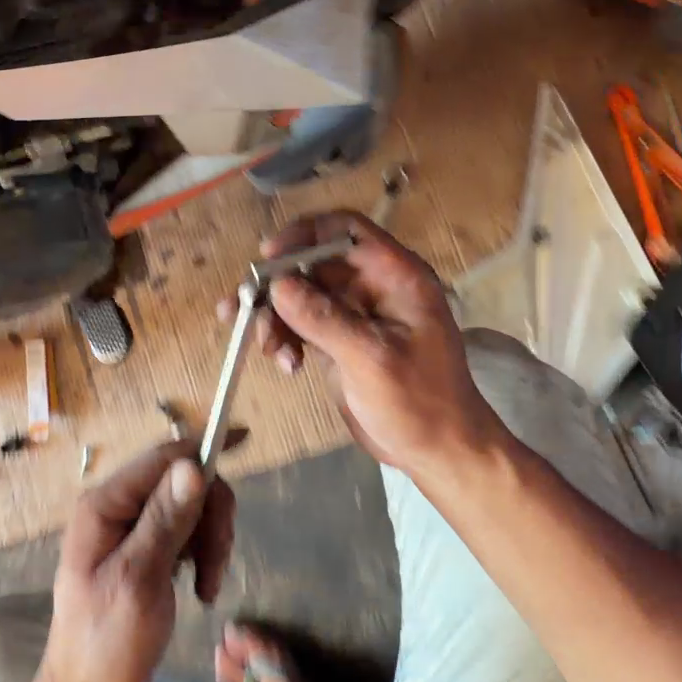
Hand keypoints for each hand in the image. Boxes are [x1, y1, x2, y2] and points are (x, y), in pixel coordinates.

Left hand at [36, 442, 236, 681]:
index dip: (202, 447)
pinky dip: (204, 553)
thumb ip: (165, 522)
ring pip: (192, 506)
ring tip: (207, 585)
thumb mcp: (138, 581)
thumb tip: (192, 466)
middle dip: (211, 517)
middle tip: (216, 564)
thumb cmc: (106, 641)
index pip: (162, 459)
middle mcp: (117, 506)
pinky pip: (188, 529)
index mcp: (105, 505)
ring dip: (211, 541)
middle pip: (183, 481)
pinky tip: (200, 586)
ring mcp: (131, 526)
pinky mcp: (146, 545)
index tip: (242, 438)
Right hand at [241, 210, 507, 474]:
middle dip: (276, 284)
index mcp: (395, 275)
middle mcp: (373, 287)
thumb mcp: (372, 358)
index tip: (268, 256)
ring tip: (267, 349)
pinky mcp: (339, 342)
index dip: (305, 234)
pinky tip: (286, 365)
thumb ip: (324, 319)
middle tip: (243, 307)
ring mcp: (355, 315)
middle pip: (312, 264)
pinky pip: (301, 325)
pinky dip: (285, 339)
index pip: (345, 230)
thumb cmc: (420, 401)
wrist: (438, 451)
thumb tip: (278, 285)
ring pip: (300, 296)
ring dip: (275, 317)